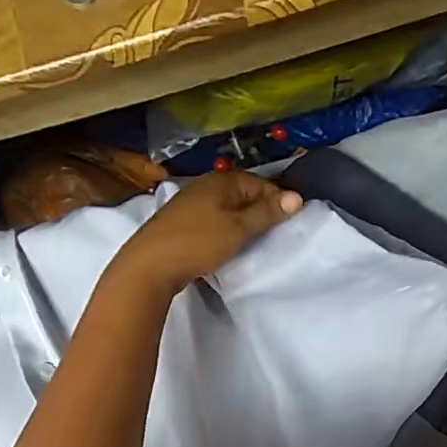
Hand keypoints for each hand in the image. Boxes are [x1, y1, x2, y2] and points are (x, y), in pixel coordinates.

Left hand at [110, 171, 303, 294]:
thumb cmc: (197, 243)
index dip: (278, 202)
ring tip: (250, 243)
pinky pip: (212, 220)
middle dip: (259, 212)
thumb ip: (267, 213)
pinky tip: (225, 245)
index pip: (261, 184)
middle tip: (272, 236)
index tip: (288, 224)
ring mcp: (190, 203)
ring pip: (227, 208)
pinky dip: (223, 230)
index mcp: (222, 180)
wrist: (149, 265)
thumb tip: (297, 196)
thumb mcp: (238, 228)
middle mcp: (205, 185)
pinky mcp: (181, 223)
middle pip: (243, 195)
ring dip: (241, 223)